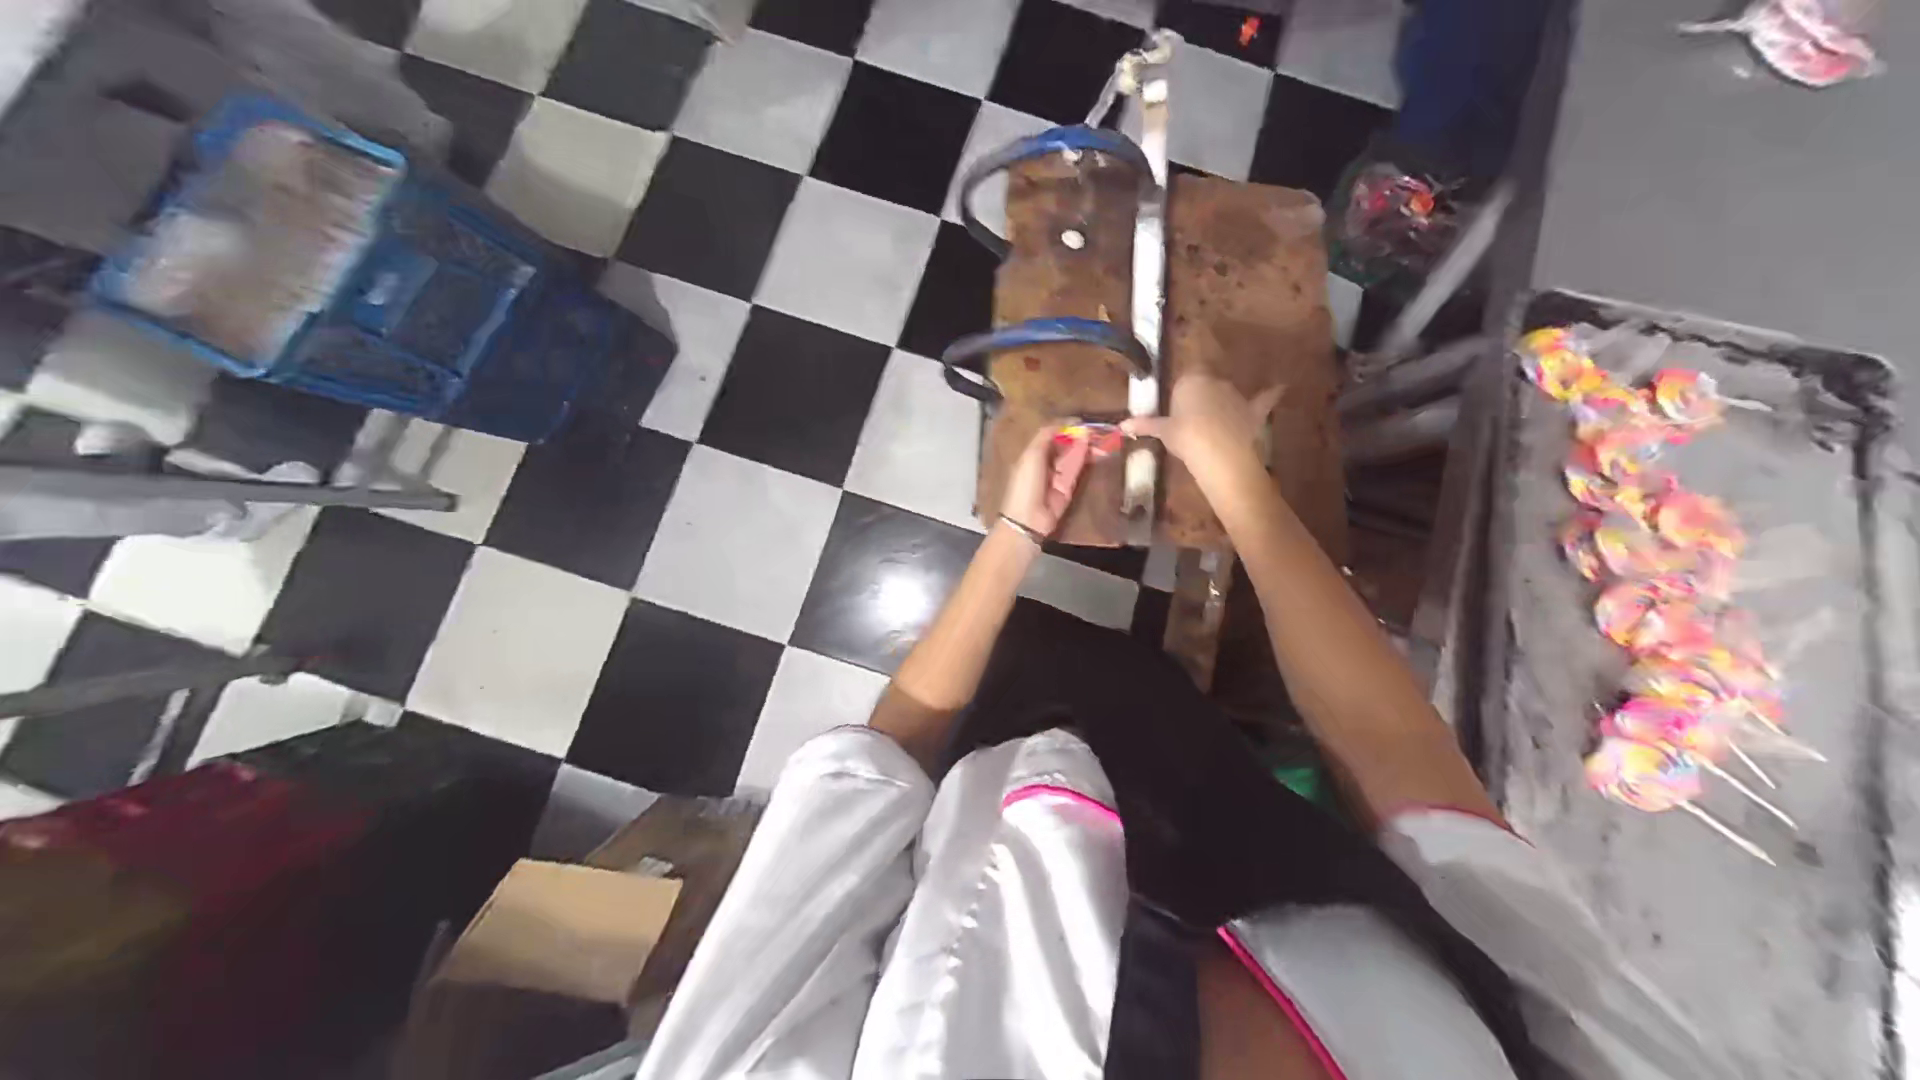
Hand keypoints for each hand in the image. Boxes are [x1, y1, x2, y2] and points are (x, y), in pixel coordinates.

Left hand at [1001, 420, 1094, 537]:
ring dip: (1083, 446)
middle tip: (1094, 427)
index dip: (1063, 427)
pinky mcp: (1068, 487)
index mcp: (1031, 454)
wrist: (1028, 519)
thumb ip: (1045, 436)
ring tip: (1098, 435)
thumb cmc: (1025, 484)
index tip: (1079, 421)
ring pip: (1072, 456)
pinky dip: (1084, 458)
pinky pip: (1076, 469)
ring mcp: (1056, 476)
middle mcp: (1044, 463)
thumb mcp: (1031, 456)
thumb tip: (1061, 423)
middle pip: (1063, 446)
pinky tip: (1092, 447)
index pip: (1050, 436)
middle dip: (1076, 436)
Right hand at [1120, 375, 1281, 484]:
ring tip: (1214, 424)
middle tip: (1191, 421)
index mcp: (1190, 381)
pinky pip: (1264, 397)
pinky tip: (1282, 386)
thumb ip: (1145, 425)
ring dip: (1223, 403)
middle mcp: (1215, 381)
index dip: (1180, 395)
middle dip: (1200, 398)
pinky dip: (1271, 393)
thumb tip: (1122, 425)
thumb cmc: (1185, 437)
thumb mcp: (1162, 432)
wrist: (1219, 453)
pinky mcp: (1254, 409)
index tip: (1176, 411)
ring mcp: (1237, 394)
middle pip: (1205, 384)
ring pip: (1227, 393)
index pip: (1183, 380)